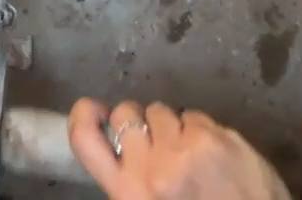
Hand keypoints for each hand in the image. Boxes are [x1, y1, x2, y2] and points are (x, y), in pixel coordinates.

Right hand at [68, 99, 291, 199]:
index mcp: (127, 195)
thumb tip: (125, 152)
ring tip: (192, 157)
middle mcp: (149, 169)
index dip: (84, 116)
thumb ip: (131, 186)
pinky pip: (194, 116)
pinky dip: (202, 133)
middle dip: (140, 124)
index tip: (97, 112)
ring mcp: (183, 150)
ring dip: (172, 128)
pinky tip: (216, 160)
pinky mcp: (215, 140)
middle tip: (160, 147)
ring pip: (161, 110)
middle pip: (125, 114)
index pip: (85, 139)